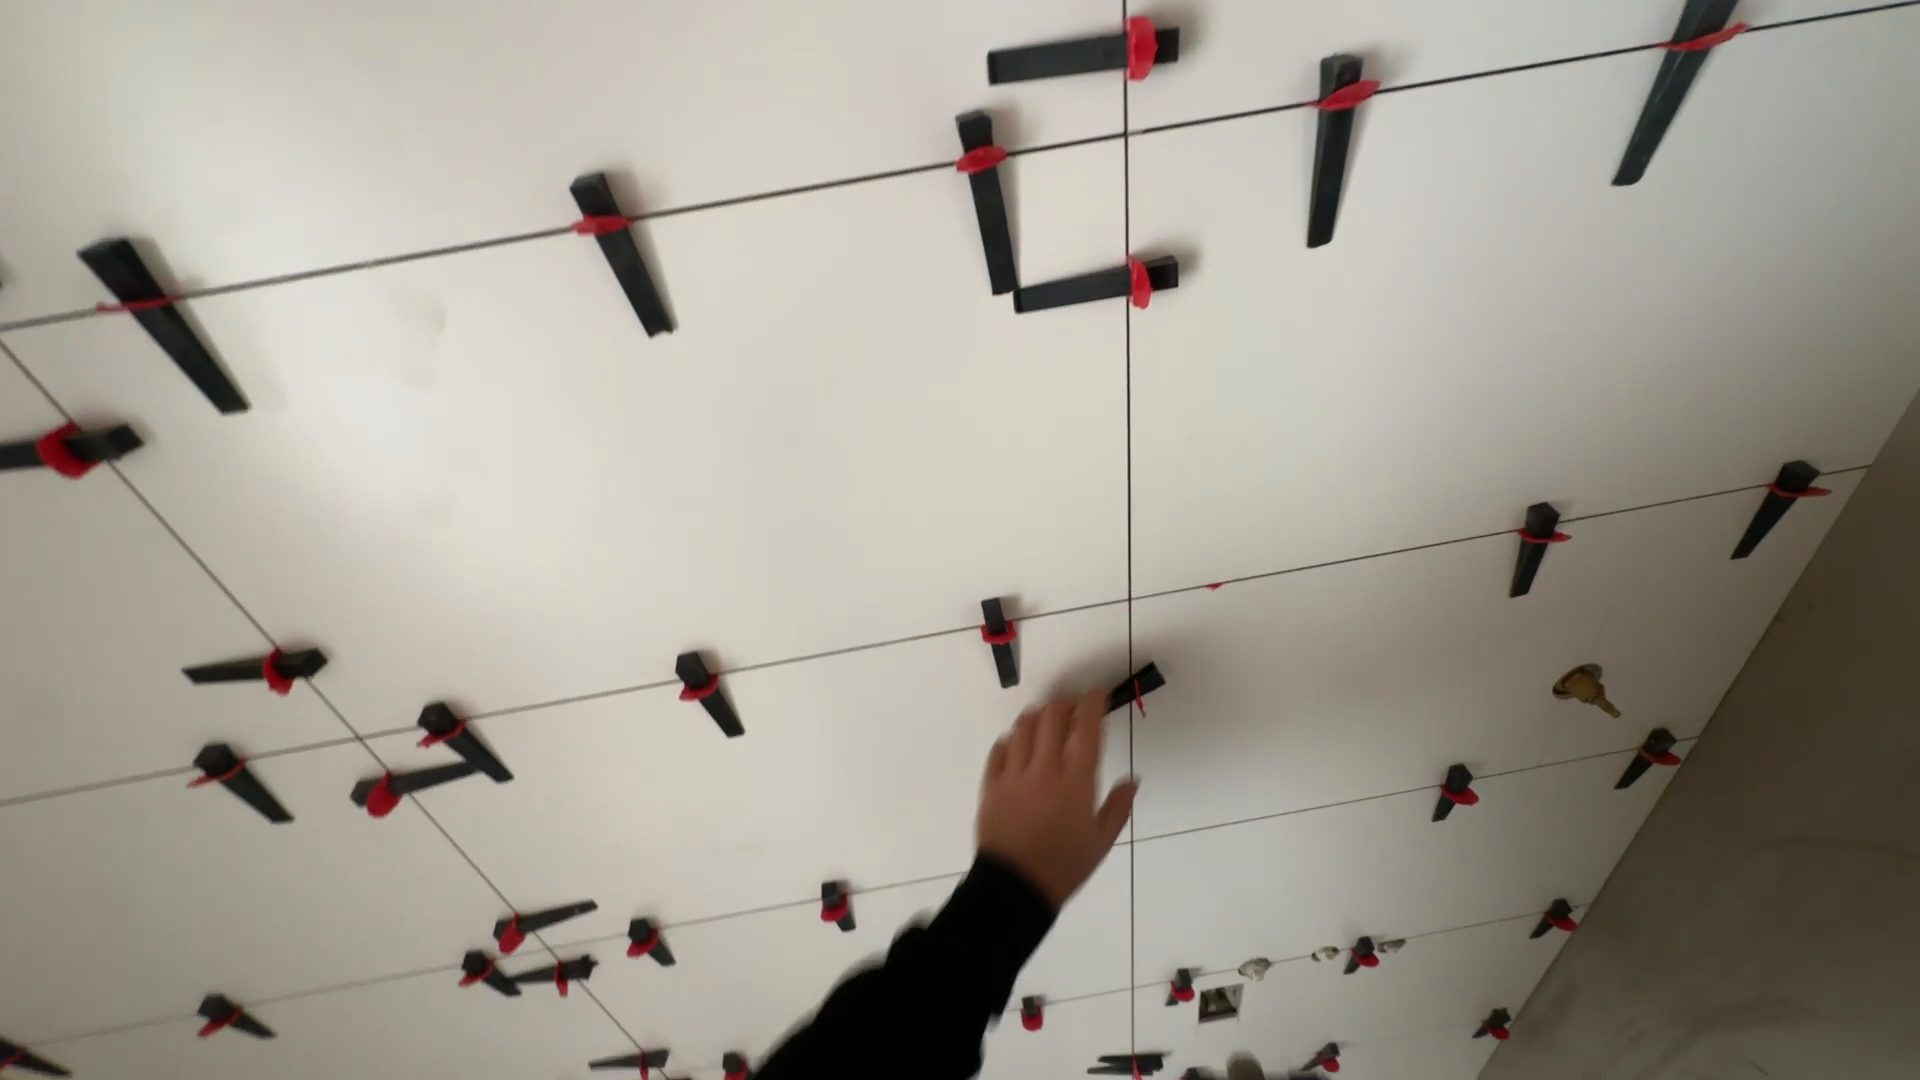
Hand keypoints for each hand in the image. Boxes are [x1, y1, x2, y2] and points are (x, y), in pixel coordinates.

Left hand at [977, 689, 1138, 909]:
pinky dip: (1010, 740)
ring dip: (1037, 717)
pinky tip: (1016, 744)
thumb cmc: (1065, 866)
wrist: (1016, 888)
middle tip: (1071, 707)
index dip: (1092, 704)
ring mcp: (1014, 774)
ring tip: (1044, 720)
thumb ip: (1118, 806)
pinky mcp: (991, 784)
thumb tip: (1132, 779)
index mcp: (1075, 781)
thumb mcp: (1101, 841)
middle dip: (1064, 704)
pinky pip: (999, 750)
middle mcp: (1044, 769)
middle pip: (1052, 717)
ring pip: (1023, 727)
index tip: (1097, 695)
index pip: (1086, 729)